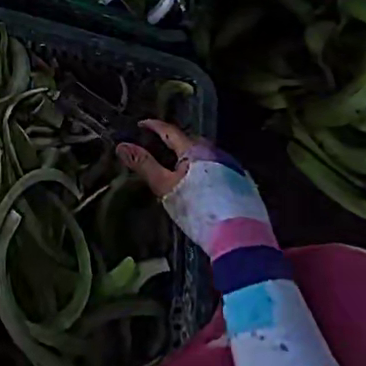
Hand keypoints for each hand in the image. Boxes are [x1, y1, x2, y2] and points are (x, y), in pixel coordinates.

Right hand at [120, 119, 271, 257]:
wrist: (241, 241)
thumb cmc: (197, 210)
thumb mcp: (165, 187)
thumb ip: (144, 164)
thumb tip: (121, 145)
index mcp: (194, 149)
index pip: (170, 131)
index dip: (154, 126)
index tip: (141, 124)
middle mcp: (215, 152)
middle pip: (189, 141)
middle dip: (174, 141)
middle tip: (158, 146)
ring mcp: (233, 168)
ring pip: (206, 155)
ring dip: (191, 156)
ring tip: (178, 165)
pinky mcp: (244, 185)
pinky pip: (219, 168)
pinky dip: (206, 170)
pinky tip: (202, 184)